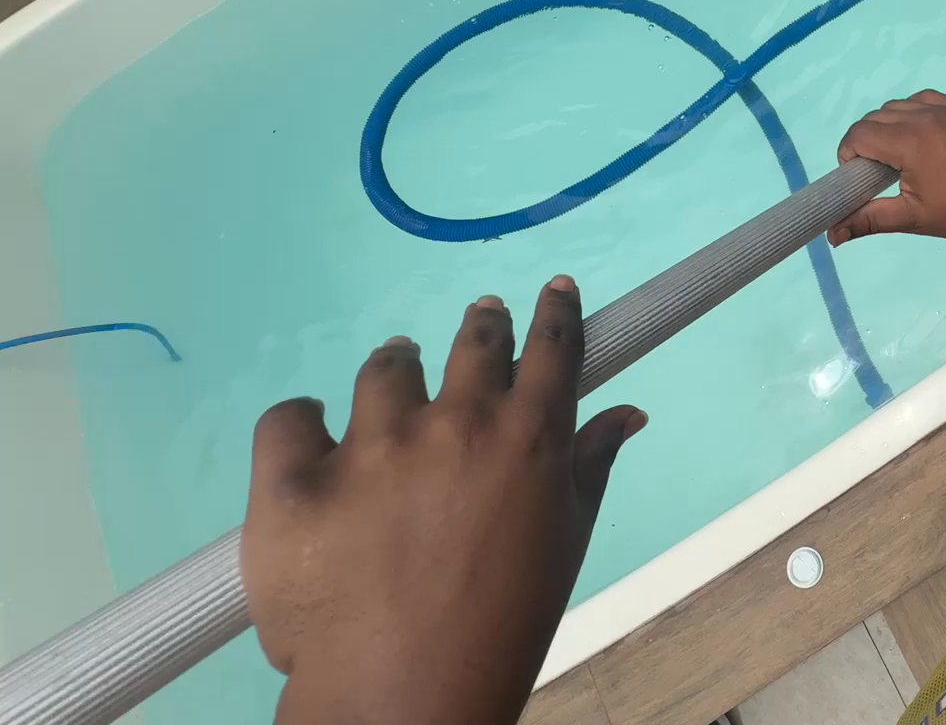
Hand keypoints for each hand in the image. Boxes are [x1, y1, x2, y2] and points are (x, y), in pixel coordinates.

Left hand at [241, 275, 645, 724]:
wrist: (407, 691)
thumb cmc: (512, 606)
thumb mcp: (571, 528)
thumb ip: (595, 458)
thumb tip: (629, 412)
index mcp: (532, 431)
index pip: (554, 343)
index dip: (557, 308)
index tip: (555, 288)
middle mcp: (459, 422)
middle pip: (476, 339)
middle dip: (485, 319)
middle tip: (482, 317)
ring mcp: (374, 448)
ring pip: (386, 368)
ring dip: (399, 362)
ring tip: (399, 367)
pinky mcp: (293, 486)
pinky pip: (289, 418)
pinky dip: (303, 417)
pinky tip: (313, 427)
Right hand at [829, 90, 945, 247]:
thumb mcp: (912, 218)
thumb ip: (869, 220)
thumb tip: (832, 235)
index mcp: (910, 142)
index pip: (858, 134)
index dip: (848, 155)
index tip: (859, 177)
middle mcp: (924, 116)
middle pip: (874, 118)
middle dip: (866, 142)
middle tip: (878, 172)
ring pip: (898, 105)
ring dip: (888, 126)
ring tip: (900, 156)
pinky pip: (924, 98)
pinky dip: (913, 112)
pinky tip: (921, 136)